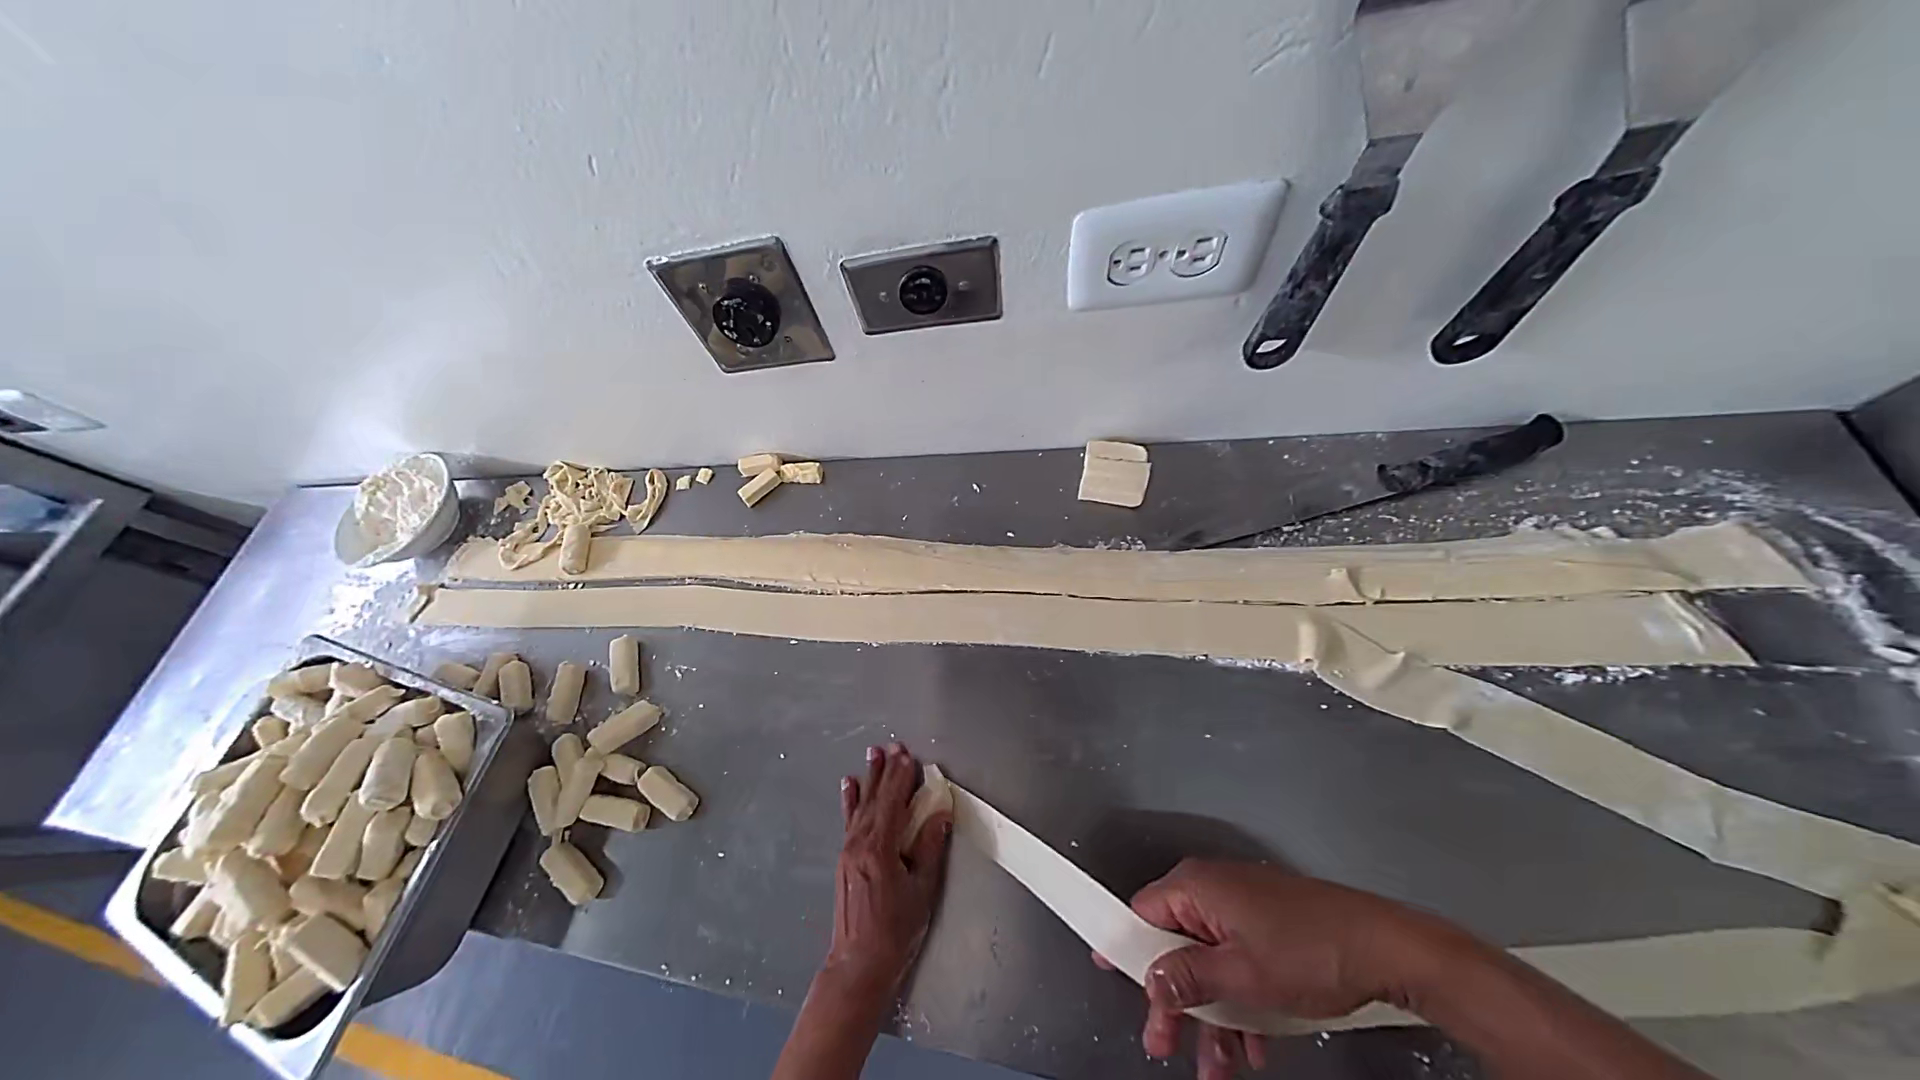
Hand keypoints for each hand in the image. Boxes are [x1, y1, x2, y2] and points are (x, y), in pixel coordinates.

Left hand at [824, 742, 951, 995]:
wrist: (859, 963)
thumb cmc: (895, 931)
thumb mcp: (922, 889)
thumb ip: (929, 848)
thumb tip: (939, 816)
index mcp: (880, 848)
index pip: (894, 802)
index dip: (902, 777)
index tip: (910, 756)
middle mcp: (859, 843)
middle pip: (876, 798)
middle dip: (887, 771)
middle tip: (894, 746)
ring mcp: (848, 850)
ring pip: (861, 805)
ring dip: (870, 779)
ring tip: (873, 754)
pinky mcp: (844, 859)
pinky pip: (849, 820)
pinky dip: (851, 801)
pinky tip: (850, 786)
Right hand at [1104, 860, 1432, 1078]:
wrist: (1387, 950)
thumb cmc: (1312, 952)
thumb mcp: (1242, 975)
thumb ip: (1188, 977)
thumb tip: (1151, 981)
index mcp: (1197, 887)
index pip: (1142, 913)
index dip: (1127, 951)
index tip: (1115, 980)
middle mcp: (1213, 890)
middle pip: (1174, 945)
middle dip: (1174, 1001)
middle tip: (1165, 1043)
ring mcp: (1241, 907)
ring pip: (1208, 962)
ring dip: (1211, 1015)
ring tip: (1218, 1066)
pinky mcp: (1265, 925)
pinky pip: (1235, 962)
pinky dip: (1238, 1002)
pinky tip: (1252, 1043)